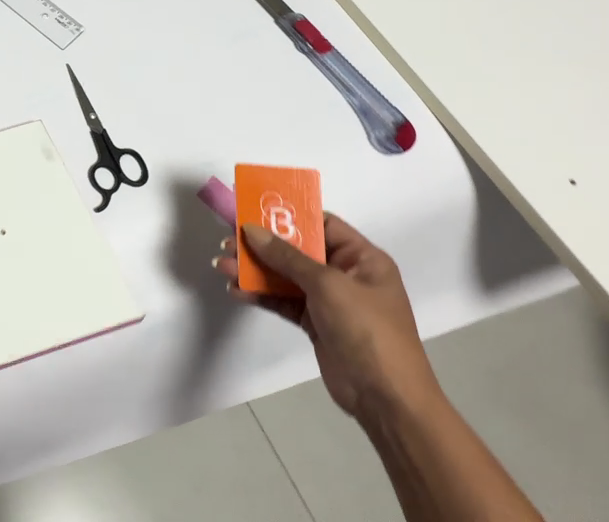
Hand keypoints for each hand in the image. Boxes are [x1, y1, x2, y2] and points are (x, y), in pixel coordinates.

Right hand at [215, 214, 439, 424]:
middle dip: (261, 246)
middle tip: (227, 242)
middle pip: (297, 250)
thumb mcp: (327, 285)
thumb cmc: (366, 330)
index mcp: (362, 259)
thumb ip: (287, 256)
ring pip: (285, 276)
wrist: (386, 398)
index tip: (252, 211)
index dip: (289, 216)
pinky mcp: (315, 323)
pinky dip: (260, 295)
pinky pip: (283, 300)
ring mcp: (330, 301)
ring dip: (254, 271)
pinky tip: (236, 291)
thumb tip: (251, 229)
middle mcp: (346, 275)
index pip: (322, 225)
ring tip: (222, 267)